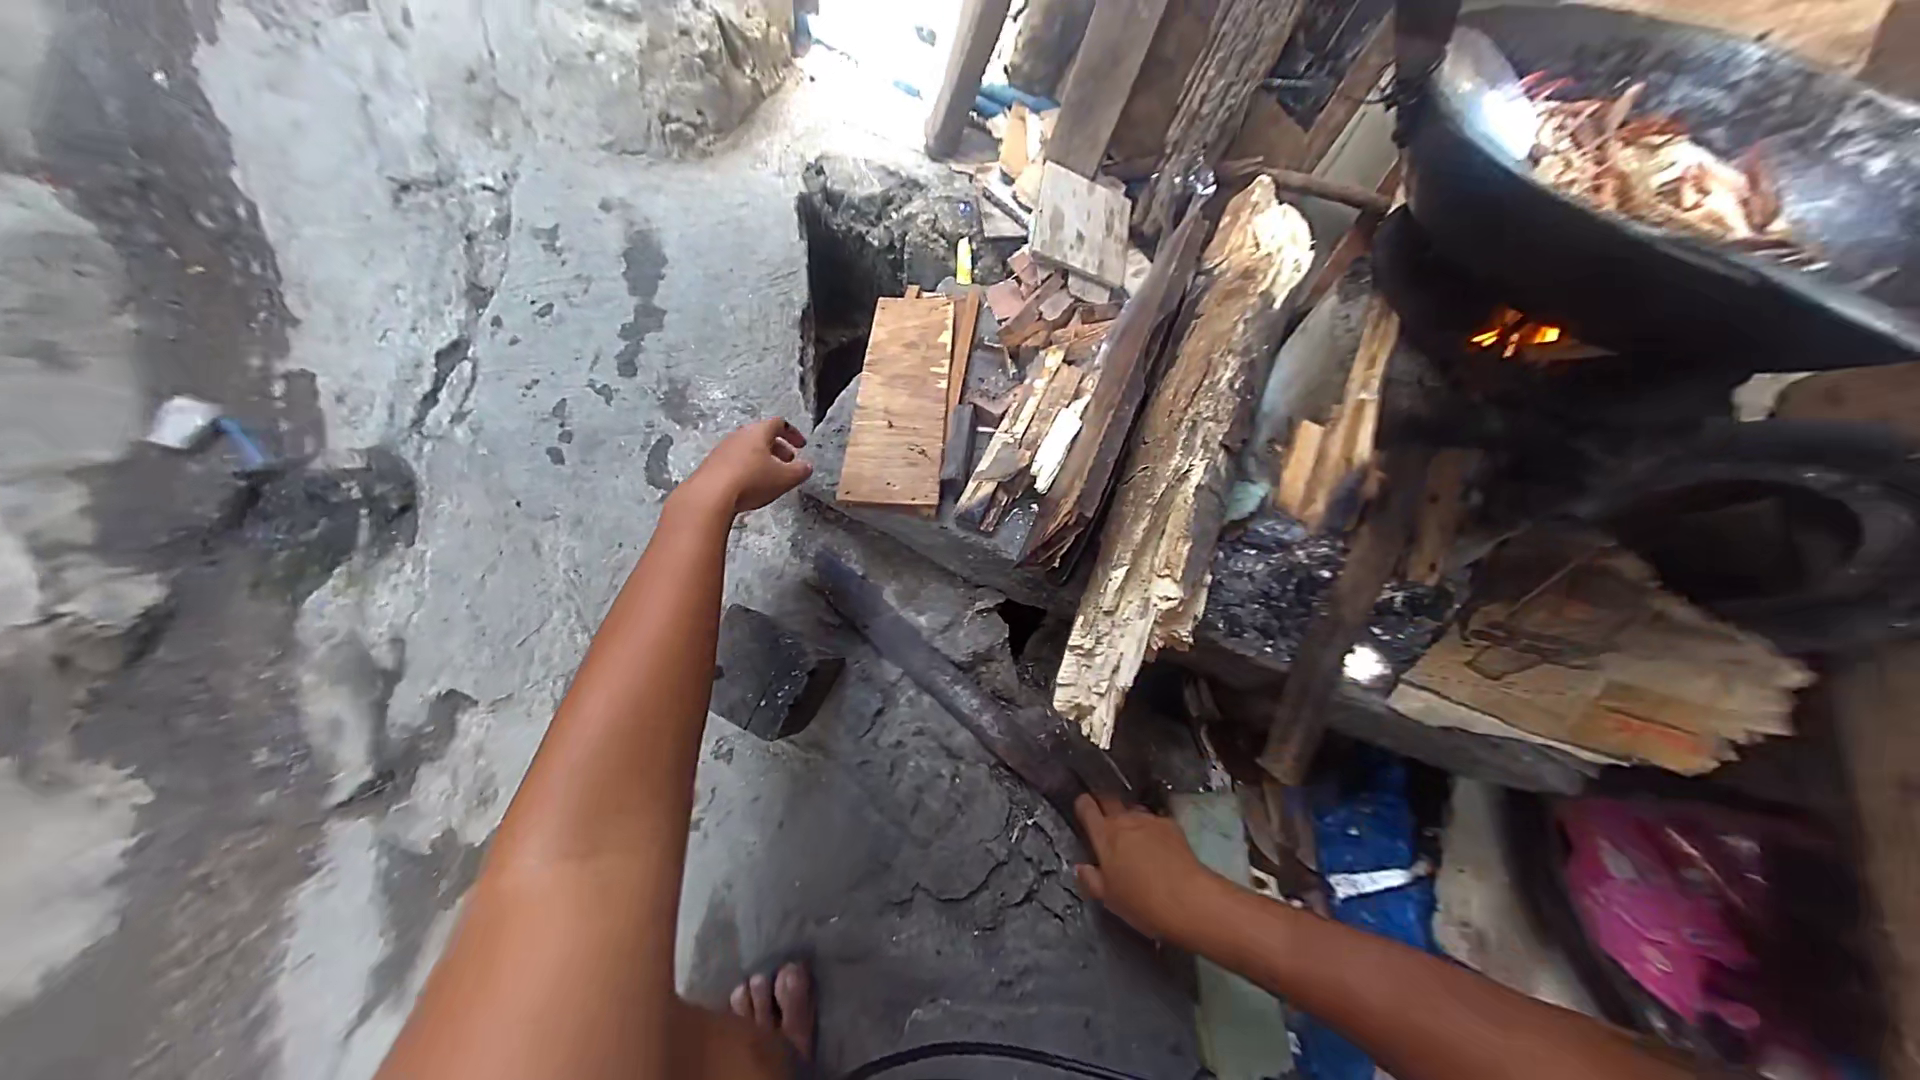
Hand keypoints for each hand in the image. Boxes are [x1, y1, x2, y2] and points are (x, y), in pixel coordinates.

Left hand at [683, 418, 812, 513]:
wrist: (710, 495)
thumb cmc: (751, 481)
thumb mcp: (784, 478)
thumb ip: (800, 471)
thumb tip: (807, 467)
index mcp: (758, 432)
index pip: (779, 424)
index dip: (793, 433)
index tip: (801, 445)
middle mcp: (739, 436)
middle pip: (761, 435)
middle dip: (778, 447)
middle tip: (788, 461)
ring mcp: (722, 449)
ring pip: (748, 448)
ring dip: (763, 458)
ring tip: (771, 475)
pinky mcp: (712, 465)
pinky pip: (735, 460)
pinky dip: (748, 467)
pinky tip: (751, 484)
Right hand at [1074, 794, 1219, 943]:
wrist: (1188, 900)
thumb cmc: (1141, 902)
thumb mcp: (1109, 899)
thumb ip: (1091, 880)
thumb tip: (1081, 868)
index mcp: (1104, 834)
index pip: (1086, 806)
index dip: (1083, 805)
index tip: (1083, 811)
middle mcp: (1125, 819)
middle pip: (1109, 800)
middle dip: (1105, 807)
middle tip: (1106, 825)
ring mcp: (1150, 819)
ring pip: (1133, 811)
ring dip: (1130, 820)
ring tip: (1135, 839)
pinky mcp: (1172, 825)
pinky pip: (1155, 821)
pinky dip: (1153, 830)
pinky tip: (1160, 848)